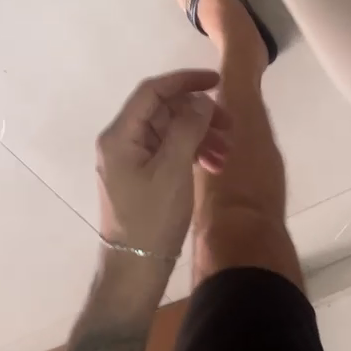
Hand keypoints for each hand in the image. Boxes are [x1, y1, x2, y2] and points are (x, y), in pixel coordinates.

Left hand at [96, 70, 230, 258]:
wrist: (136, 268)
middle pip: (164, 112)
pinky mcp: (143, 177)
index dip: (185, 81)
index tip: (217, 82)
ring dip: (201, 137)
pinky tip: (214, 166)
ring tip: (226, 156)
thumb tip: (200, 101)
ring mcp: (131, 160)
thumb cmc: (152, 217)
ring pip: (171, 133)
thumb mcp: (173, 169)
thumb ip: (187, 128)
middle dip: (199, 116)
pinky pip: (170, 153)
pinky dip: (193, 154)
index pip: (152, 92)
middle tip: (230, 128)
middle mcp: (121, 142)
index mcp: (120, 135)